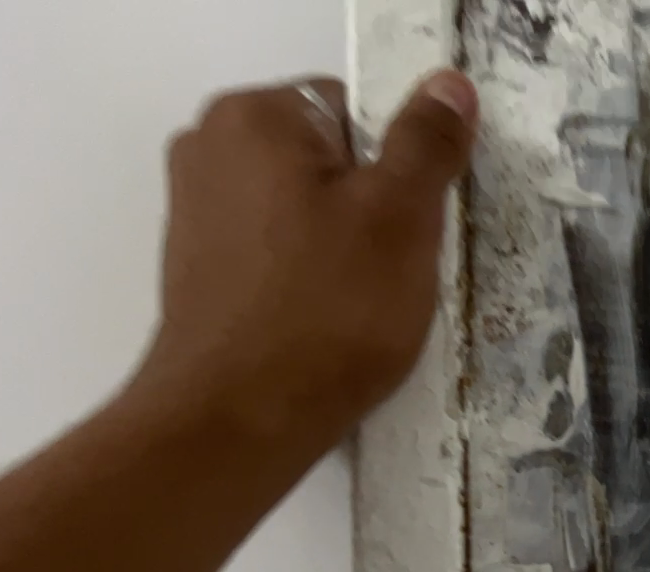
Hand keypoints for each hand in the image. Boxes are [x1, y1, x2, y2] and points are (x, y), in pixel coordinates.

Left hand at [130, 71, 477, 450]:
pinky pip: (286, 251)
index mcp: (256, 117)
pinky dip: (320, 276)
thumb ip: (427, 144)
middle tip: (407, 268)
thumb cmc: (334, 307)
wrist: (247, 410)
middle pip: (333, 160)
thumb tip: (449, 83)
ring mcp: (200, 210)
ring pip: (312, 211)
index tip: (423, 224)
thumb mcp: (402, 218)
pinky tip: (339, 320)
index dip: (405, 166)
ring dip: (355, 247)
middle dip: (380, 208)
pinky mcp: (206, 266)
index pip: (357, 110)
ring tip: (377, 302)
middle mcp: (211, 147)